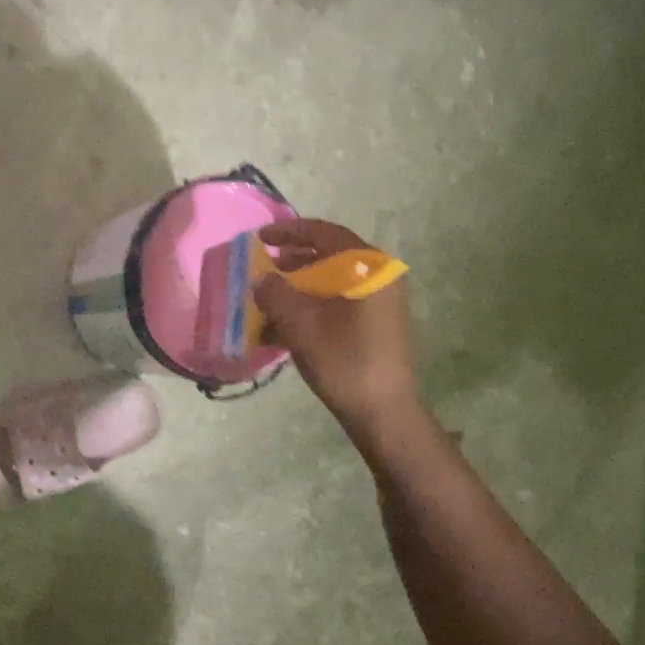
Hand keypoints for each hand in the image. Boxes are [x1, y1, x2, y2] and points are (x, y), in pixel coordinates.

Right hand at [255, 219, 419, 432]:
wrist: (383, 412)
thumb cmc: (344, 363)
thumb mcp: (302, 327)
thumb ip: (276, 294)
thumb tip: (260, 278)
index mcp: (369, 267)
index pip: (325, 233)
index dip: (290, 232)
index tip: (260, 238)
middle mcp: (379, 277)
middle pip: (329, 256)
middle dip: (292, 263)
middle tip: (262, 270)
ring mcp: (380, 302)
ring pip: (331, 283)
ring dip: (297, 289)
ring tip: (266, 302)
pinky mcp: (375, 325)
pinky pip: (338, 304)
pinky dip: (310, 308)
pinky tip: (282, 328)